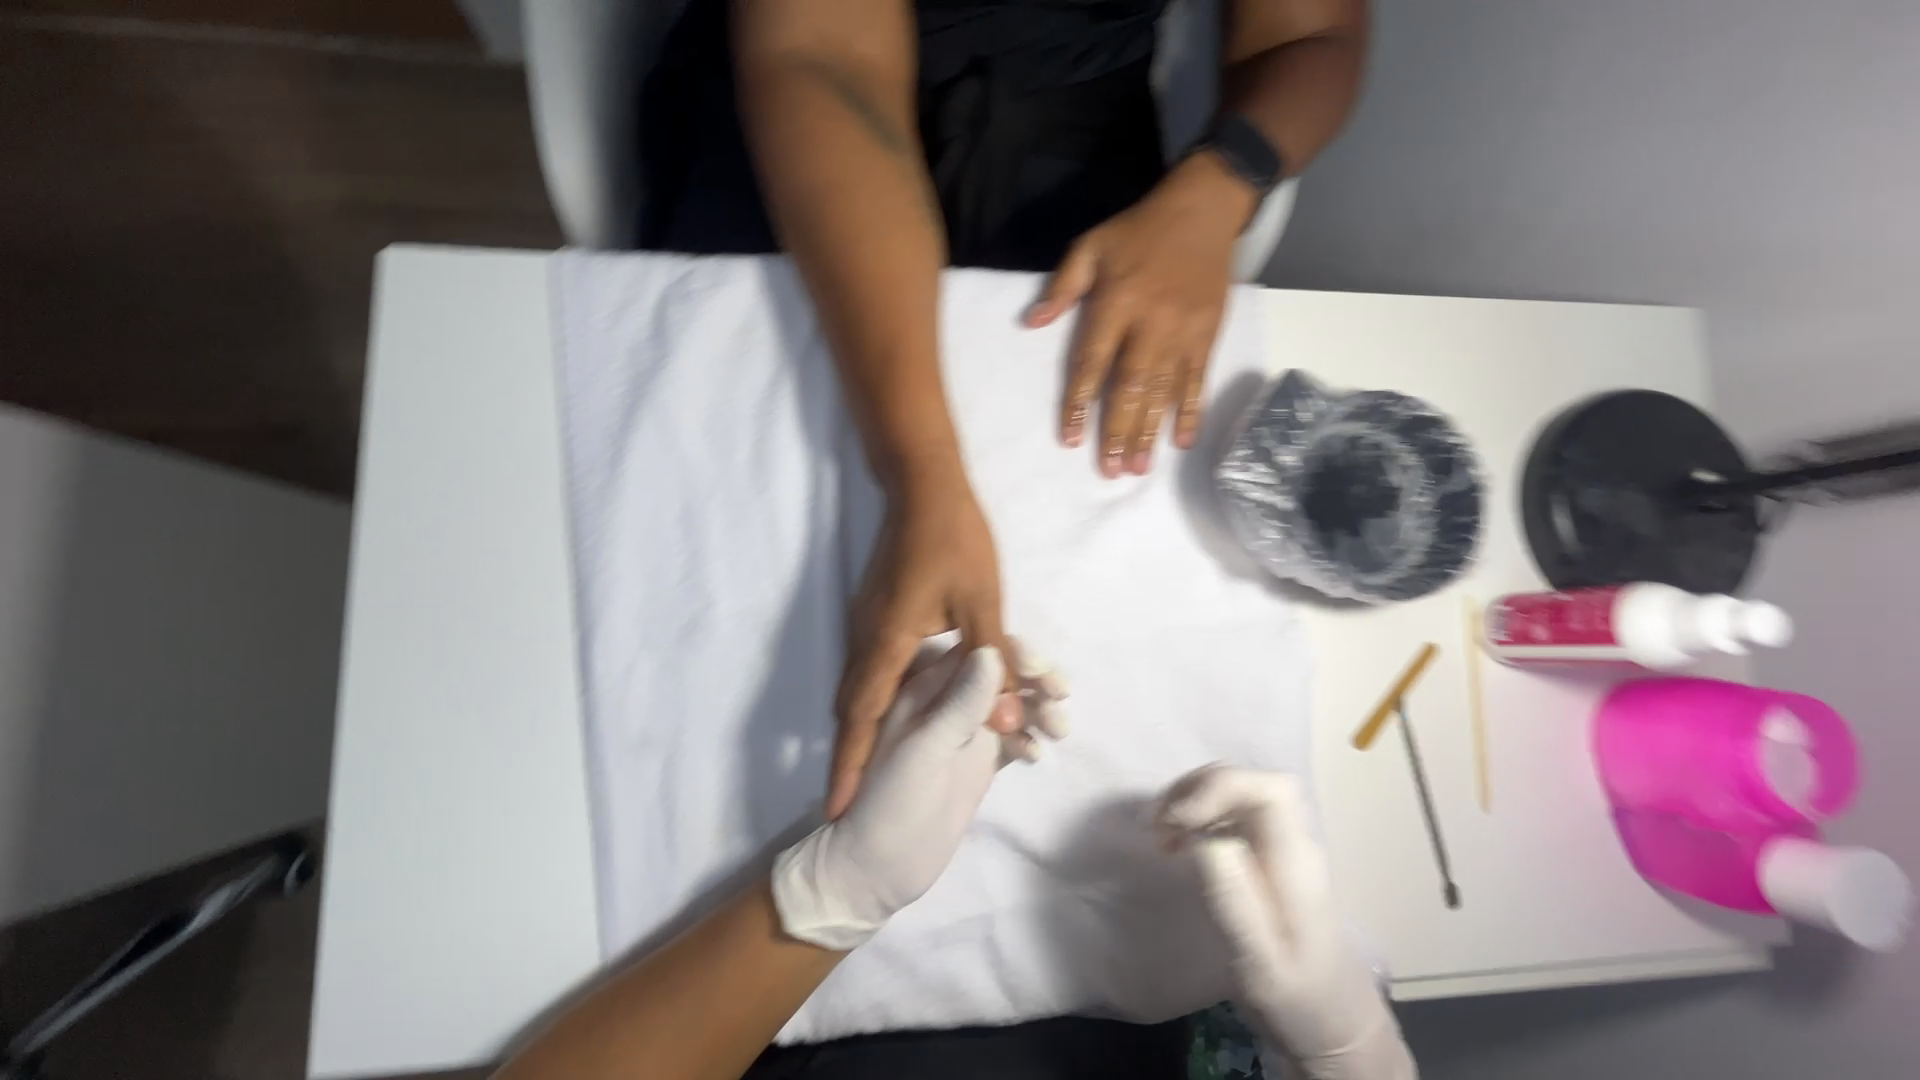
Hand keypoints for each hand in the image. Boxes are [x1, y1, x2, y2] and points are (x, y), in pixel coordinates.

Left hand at [774, 642, 1067, 949]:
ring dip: (1038, 708)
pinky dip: (1030, 738)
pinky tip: (1035, 755)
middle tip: (1060, 696)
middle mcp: (949, 701)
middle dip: (1033, 678)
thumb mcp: (926, 748)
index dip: (1012, 653)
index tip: (1040, 670)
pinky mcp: (980, 760)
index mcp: (925, 688)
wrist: (879, 868)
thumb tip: (993, 649)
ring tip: (1059, 730)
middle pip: (1001, 673)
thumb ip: (960, 702)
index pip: (976, 649)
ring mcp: (966, 731)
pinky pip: (1014, 737)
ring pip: (1012, 704)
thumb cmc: (892, 803)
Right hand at [831, 479, 1007, 818]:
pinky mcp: (871, 612)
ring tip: (867, 767)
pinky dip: (871, 700)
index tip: (837, 808)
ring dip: (860, 729)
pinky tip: (896, 710)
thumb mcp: (983, 603)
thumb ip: (991, 665)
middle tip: (851, 800)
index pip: (863, 718)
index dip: (850, 766)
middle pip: (850, 710)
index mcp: (888, 641)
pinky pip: (866, 668)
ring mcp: (862, 623)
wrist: (923, 485)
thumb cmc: (956, 540)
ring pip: (856, 689)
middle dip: (849, 756)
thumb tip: (1006, 724)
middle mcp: (864, 638)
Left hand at [1028, 153, 1253, 477]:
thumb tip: (1031, 323)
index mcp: (1116, 302)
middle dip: (1118, 431)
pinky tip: (1182, 443)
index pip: (1092, 363)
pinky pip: (1198, 381)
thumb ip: (1062, 287)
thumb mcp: (1090, 246)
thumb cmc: (1137, 231)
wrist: (1203, 208)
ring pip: (1164, 391)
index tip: (1070, 440)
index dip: (1080, 403)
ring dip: (1150, 432)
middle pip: (1130, 387)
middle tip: (1109, 470)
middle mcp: (1150, 323)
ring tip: (1138, 468)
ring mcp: (1183, 332)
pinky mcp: (1208, 335)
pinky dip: (1191, 412)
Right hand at [1157, 766, 1417, 1079]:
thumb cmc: (1297, 1000)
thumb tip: (1206, 839)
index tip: (1179, 819)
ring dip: (1194, 800)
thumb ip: (1235, 900)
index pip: (1271, 789)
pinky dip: (1199, 817)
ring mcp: (1282, 849)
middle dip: (1197, 789)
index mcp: (1295, 863)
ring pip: (1239, 794)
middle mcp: (1293, 845)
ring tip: (1162, 833)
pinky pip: (1233, 817)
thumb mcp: (1260, 962)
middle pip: (1250, 781)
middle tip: (1158, 825)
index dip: (1220, 786)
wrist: (1336, 1029)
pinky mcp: (1269, 859)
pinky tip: (1178, 844)